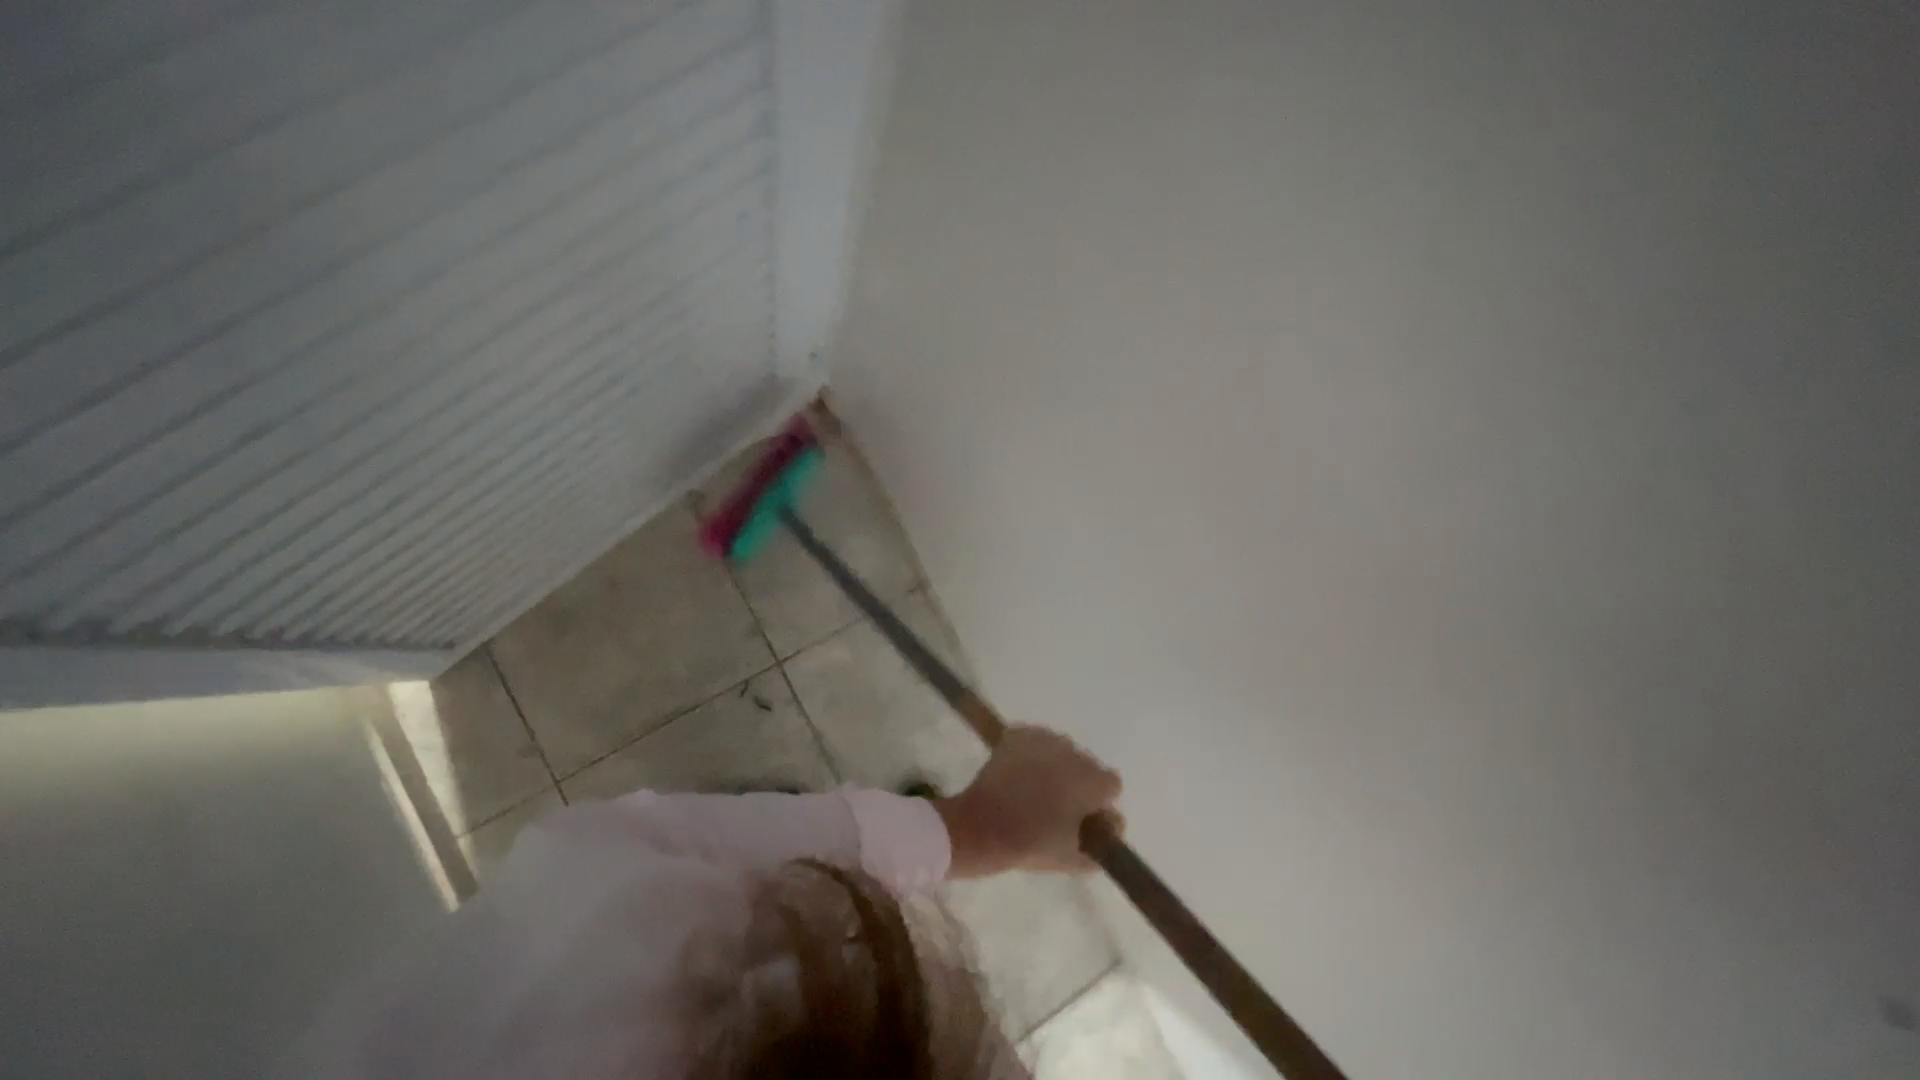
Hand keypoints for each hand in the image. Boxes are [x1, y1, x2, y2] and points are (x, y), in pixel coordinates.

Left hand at [935, 725, 1121, 876]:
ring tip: (1034, 790)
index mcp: (1092, 781)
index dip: (1099, 803)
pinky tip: (1020, 774)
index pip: (1111, 785)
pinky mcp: (1018, 736)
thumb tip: (1106, 841)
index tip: (1084, 819)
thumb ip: (1098, 850)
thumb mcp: (1072, 859)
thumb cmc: (1031, 844)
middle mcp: (1073, 753)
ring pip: (1061, 751)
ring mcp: (1044, 740)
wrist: (981, 828)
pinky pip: (1035, 741)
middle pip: (1086, 765)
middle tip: (1057, 807)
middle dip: (1077, 783)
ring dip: (1055, 767)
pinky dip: (1032, 755)